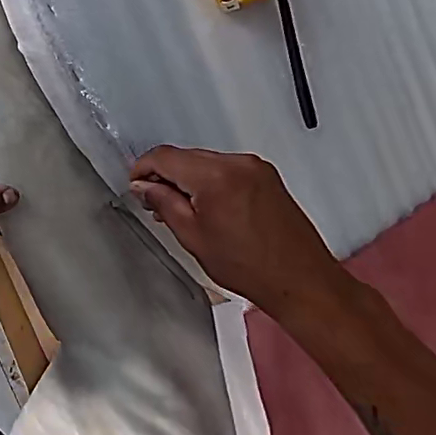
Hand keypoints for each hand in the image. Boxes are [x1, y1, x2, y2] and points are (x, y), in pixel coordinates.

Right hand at [129, 146, 344, 314]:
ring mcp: (255, 168)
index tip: (137, 181)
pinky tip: (208, 207)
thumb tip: (146, 187)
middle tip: (155, 201)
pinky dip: (211, 182)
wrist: (298, 279)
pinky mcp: (266, 175)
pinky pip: (227, 168)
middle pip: (186, 156)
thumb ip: (165, 204)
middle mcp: (239, 164)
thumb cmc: (255, 267)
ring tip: (184, 211)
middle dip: (166, 175)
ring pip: (206, 161)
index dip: (144, 168)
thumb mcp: (193, 237)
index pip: (165, 156)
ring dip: (189, 179)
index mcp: (216, 177)